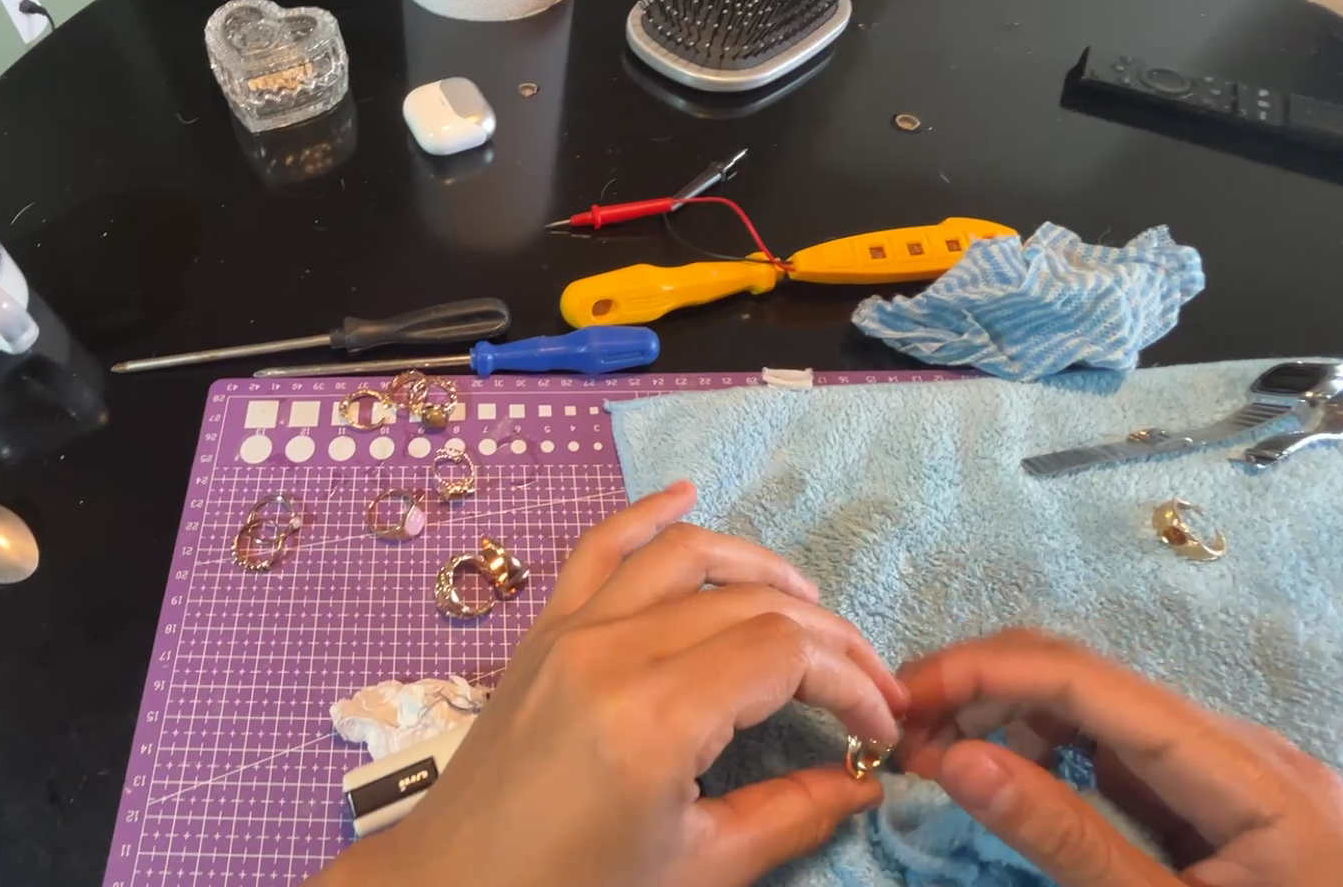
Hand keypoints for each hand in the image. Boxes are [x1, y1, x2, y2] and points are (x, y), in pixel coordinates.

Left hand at [312, 482, 907, 886]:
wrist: (460, 879)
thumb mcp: (698, 870)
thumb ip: (790, 814)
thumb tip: (864, 778)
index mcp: (654, 718)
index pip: (779, 653)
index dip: (848, 679)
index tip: (882, 724)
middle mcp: (611, 649)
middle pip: (742, 601)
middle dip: (822, 633)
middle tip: (865, 676)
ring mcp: (570, 624)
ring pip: (677, 555)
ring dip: (752, 562)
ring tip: (805, 598)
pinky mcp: (544, 622)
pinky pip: (597, 548)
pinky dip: (645, 513)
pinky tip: (685, 493)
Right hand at [898, 629, 1342, 886]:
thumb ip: (1069, 841)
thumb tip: (952, 758)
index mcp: (1251, 772)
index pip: (1080, 677)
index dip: (976, 672)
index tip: (900, 702)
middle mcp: (1237, 745)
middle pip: (1075, 674)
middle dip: (975, 687)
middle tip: (903, 731)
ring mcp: (1224, 765)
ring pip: (1080, 700)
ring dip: (995, 713)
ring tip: (936, 755)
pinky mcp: (1209, 792)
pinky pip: (1103, 742)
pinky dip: (1034, 745)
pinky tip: (998, 771)